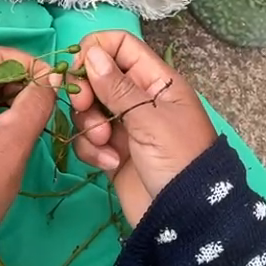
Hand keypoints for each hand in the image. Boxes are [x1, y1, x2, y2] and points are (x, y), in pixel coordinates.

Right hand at [68, 30, 216, 224]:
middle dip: (86, 90)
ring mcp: (124, 125)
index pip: (120, 45)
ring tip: (105, 144)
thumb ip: (118, 86)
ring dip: (90, 124)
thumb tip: (91, 53)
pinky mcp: (112, 152)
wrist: (186, 220)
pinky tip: (109, 164)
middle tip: (84, 106)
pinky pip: (89, 139)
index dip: (96, 50)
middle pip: (98, 75)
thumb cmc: (178, 159)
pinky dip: (92, 150)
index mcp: (154, 80)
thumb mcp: (150, 119)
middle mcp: (137, 97)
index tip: (79, 68)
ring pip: (89, 108)